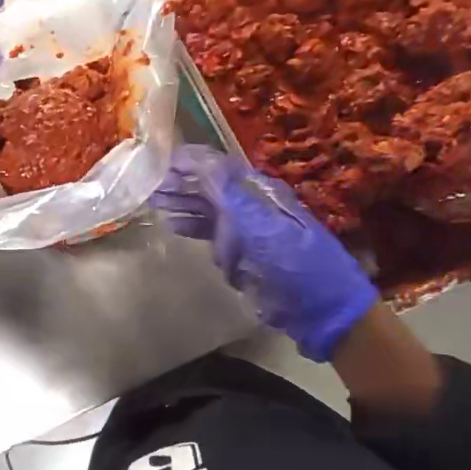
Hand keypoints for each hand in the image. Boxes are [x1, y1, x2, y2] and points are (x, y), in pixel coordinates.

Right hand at [152, 145, 377, 360]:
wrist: (321, 309)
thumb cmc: (296, 265)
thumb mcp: (265, 228)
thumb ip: (232, 196)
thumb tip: (204, 162)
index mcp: (260, 193)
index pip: (219, 169)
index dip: (191, 162)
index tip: (161, 161)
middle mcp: (251, 206)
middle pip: (210, 188)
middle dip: (180, 183)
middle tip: (150, 183)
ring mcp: (247, 230)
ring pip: (207, 211)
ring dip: (182, 205)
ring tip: (154, 201)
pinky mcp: (243, 254)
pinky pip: (212, 235)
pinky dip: (193, 228)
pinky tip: (173, 225)